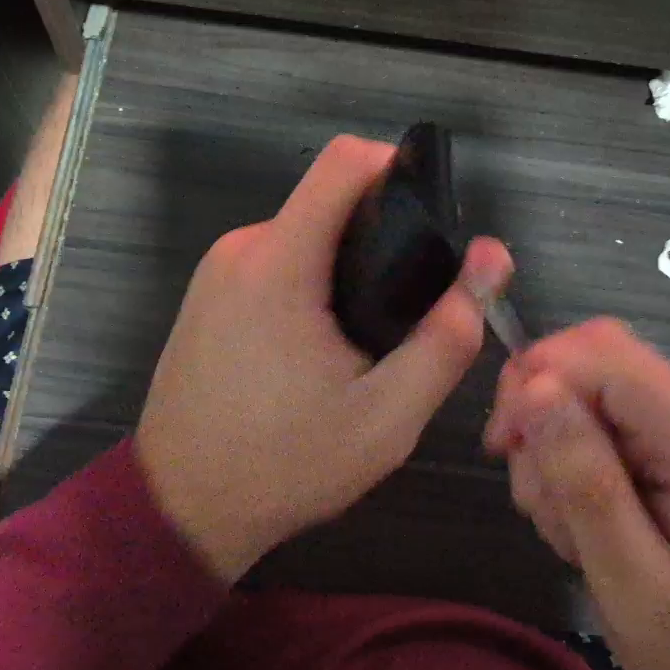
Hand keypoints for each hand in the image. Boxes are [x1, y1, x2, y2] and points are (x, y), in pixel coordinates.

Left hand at [135, 135, 514, 582]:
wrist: (180, 506)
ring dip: (343, 269)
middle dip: (378, 237)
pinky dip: (308, 285)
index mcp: (279, 261)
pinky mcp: (206, 295)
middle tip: (410, 307)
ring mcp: (216, 271)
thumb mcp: (386, 418)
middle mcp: (240, 249)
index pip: (343, 162)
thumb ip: (445, 339)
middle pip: (327, 204)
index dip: (396, 167)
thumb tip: (489, 263)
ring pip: (302, 236)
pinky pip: (272, 263)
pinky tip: (319, 348)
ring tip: (366, 339)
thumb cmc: (284, 464)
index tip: (433, 215)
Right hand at [484, 318, 669, 669]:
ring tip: (568, 530)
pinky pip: (595, 418)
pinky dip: (566, 459)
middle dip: (538, 411)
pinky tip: (580, 521)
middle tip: (531, 495)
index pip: (603, 355)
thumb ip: (586, 483)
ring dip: (550, 448)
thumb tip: (534, 388)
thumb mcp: (637, 587)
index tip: (502, 446)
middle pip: (589, 357)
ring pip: (582, 386)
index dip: (538, 379)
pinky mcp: (667, 443)